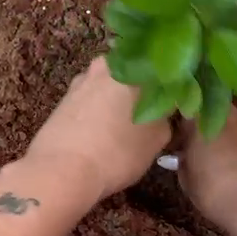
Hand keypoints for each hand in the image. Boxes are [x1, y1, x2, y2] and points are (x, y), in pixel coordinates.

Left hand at [20, 57, 169, 204]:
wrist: (61, 170)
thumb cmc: (117, 152)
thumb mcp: (157, 139)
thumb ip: (166, 117)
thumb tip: (166, 111)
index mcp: (132, 66)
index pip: (159, 69)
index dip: (169, 85)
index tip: (174, 102)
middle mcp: (105, 65)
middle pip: (131, 74)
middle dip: (141, 90)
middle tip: (152, 113)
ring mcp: (81, 81)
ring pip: (108, 86)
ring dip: (117, 100)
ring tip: (126, 124)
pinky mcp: (64, 99)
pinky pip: (90, 100)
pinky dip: (99, 110)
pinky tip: (103, 129)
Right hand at [179, 108, 236, 234]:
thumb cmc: (214, 192)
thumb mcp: (187, 180)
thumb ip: (181, 161)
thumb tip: (181, 153)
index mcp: (199, 120)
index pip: (185, 107)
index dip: (180, 118)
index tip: (177, 132)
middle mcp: (224, 114)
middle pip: (209, 107)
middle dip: (202, 119)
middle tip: (196, 138)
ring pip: (229, 117)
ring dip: (222, 127)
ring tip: (217, 147)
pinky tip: (236, 155)